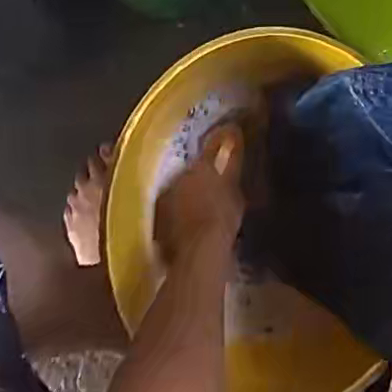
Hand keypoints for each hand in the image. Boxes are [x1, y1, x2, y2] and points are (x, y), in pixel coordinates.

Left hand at [154, 124, 243, 267]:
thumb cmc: (223, 216)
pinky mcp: (156, 222)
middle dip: (199, 176)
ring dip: (187, 195)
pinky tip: (188, 224)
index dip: (219, 144)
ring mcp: (164, 200)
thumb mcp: (235, 188)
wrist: (199, 252)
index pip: (211, 148)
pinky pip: (169, 212)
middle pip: (190, 171)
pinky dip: (178, 214)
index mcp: (200, 165)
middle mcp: (178, 177)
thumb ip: (233, 165)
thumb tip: (234, 145)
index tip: (227, 140)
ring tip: (200, 207)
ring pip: (178, 191)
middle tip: (212, 185)